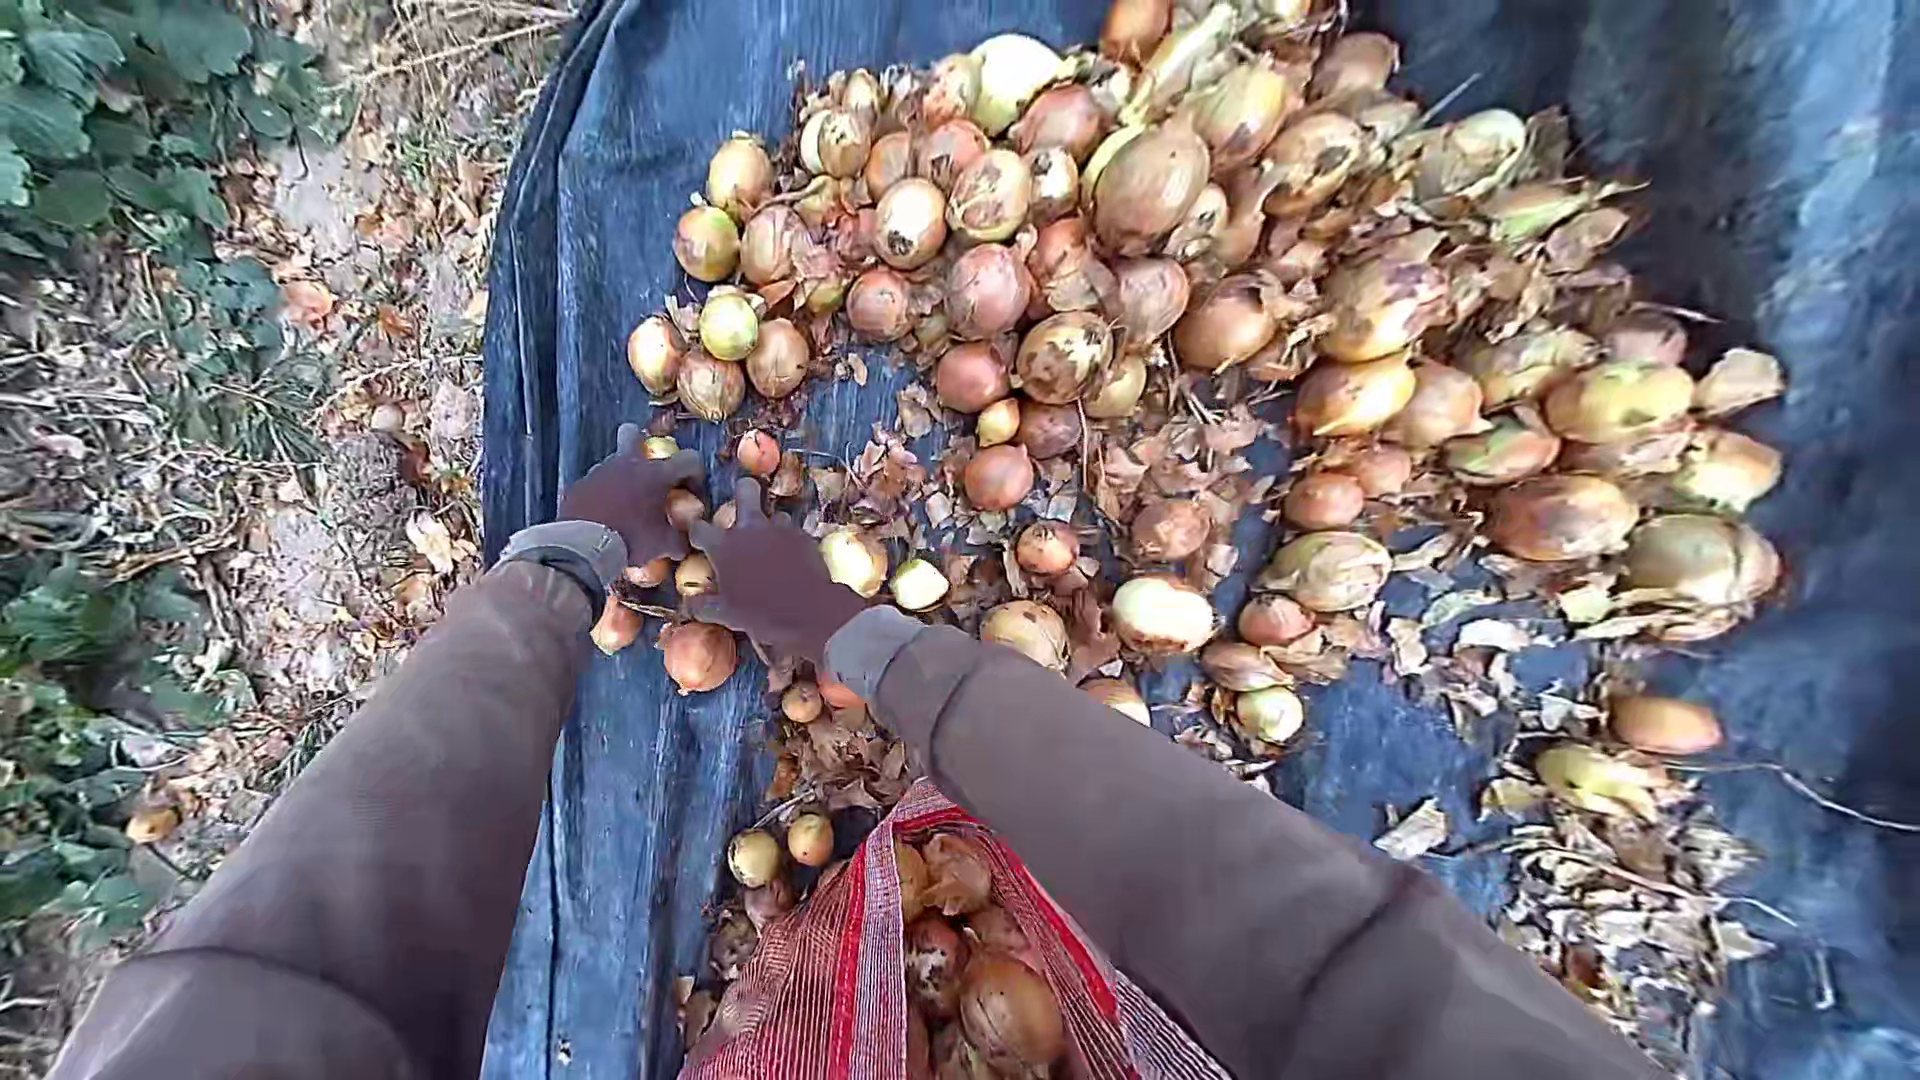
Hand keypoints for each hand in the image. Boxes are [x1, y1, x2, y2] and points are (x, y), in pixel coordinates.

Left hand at [557, 423, 703, 564]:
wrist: (583, 549)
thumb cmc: (632, 539)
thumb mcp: (665, 544)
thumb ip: (680, 538)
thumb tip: (686, 541)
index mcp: (656, 474)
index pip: (689, 459)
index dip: (696, 473)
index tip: (693, 491)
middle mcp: (627, 464)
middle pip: (634, 434)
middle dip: (643, 443)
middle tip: (650, 466)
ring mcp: (599, 473)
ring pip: (615, 462)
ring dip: (624, 475)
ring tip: (628, 500)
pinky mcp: (578, 486)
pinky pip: (596, 483)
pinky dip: (604, 493)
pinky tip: (607, 513)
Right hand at [688, 478, 867, 663]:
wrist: (809, 613)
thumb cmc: (760, 614)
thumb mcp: (726, 615)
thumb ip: (704, 605)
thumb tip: (692, 602)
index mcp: (724, 545)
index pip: (699, 527)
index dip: (698, 533)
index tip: (702, 542)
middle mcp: (752, 529)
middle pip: (746, 489)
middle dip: (744, 491)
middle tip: (743, 505)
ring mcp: (782, 529)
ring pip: (775, 514)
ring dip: (772, 526)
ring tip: (773, 545)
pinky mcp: (805, 537)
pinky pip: (794, 532)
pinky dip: (791, 541)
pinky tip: (793, 558)